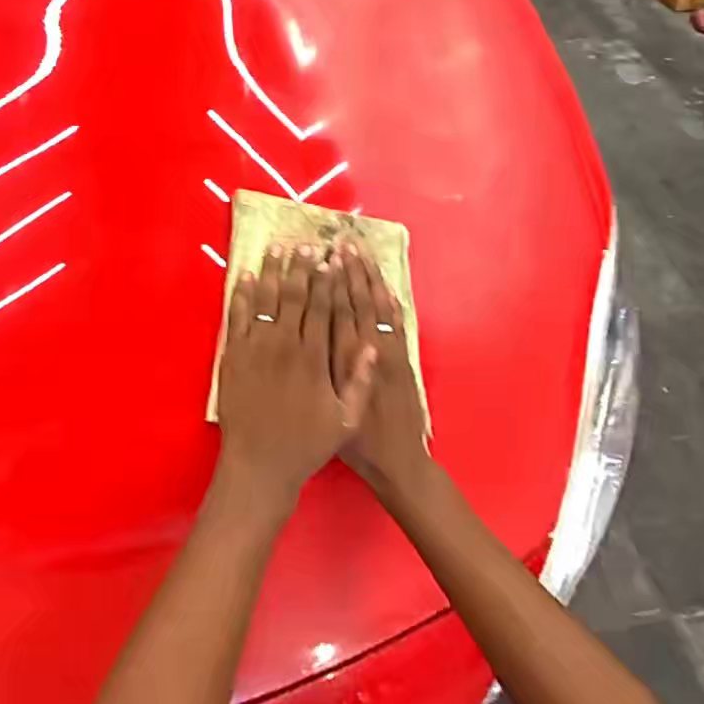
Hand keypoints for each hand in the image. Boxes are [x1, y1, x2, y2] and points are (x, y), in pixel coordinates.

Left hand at [216, 244, 376, 501]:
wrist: (258, 465)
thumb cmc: (304, 444)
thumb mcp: (344, 420)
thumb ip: (360, 382)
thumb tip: (375, 346)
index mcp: (313, 358)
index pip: (322, 308)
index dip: (326, 281)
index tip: (330, 258)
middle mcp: (284, 346)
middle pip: (294, 296)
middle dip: (301, 267)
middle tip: (306, 244)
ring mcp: (255, 348)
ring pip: (265, 299)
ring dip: (272, 271)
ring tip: (277, 247)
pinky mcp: (232, 356)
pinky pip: (237, 317)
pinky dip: (242, 295)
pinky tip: (247, 276)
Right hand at [331, 246, 431, 496]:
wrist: (398, 461)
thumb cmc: (355, 443)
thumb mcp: (328, 411)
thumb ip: (319, 375)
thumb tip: (298, 338)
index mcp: (342, 361)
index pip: (334, 313)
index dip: (329, 284)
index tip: (323, 258)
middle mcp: (365, 351)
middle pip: (355, 303)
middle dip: (348, 271)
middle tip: (340, 242)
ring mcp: (388, 353)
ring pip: (376, 307)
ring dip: (369, 278)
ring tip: (361, 252)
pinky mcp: (405, 360)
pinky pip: (397, 324)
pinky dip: (391, 303)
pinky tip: (386, 284)